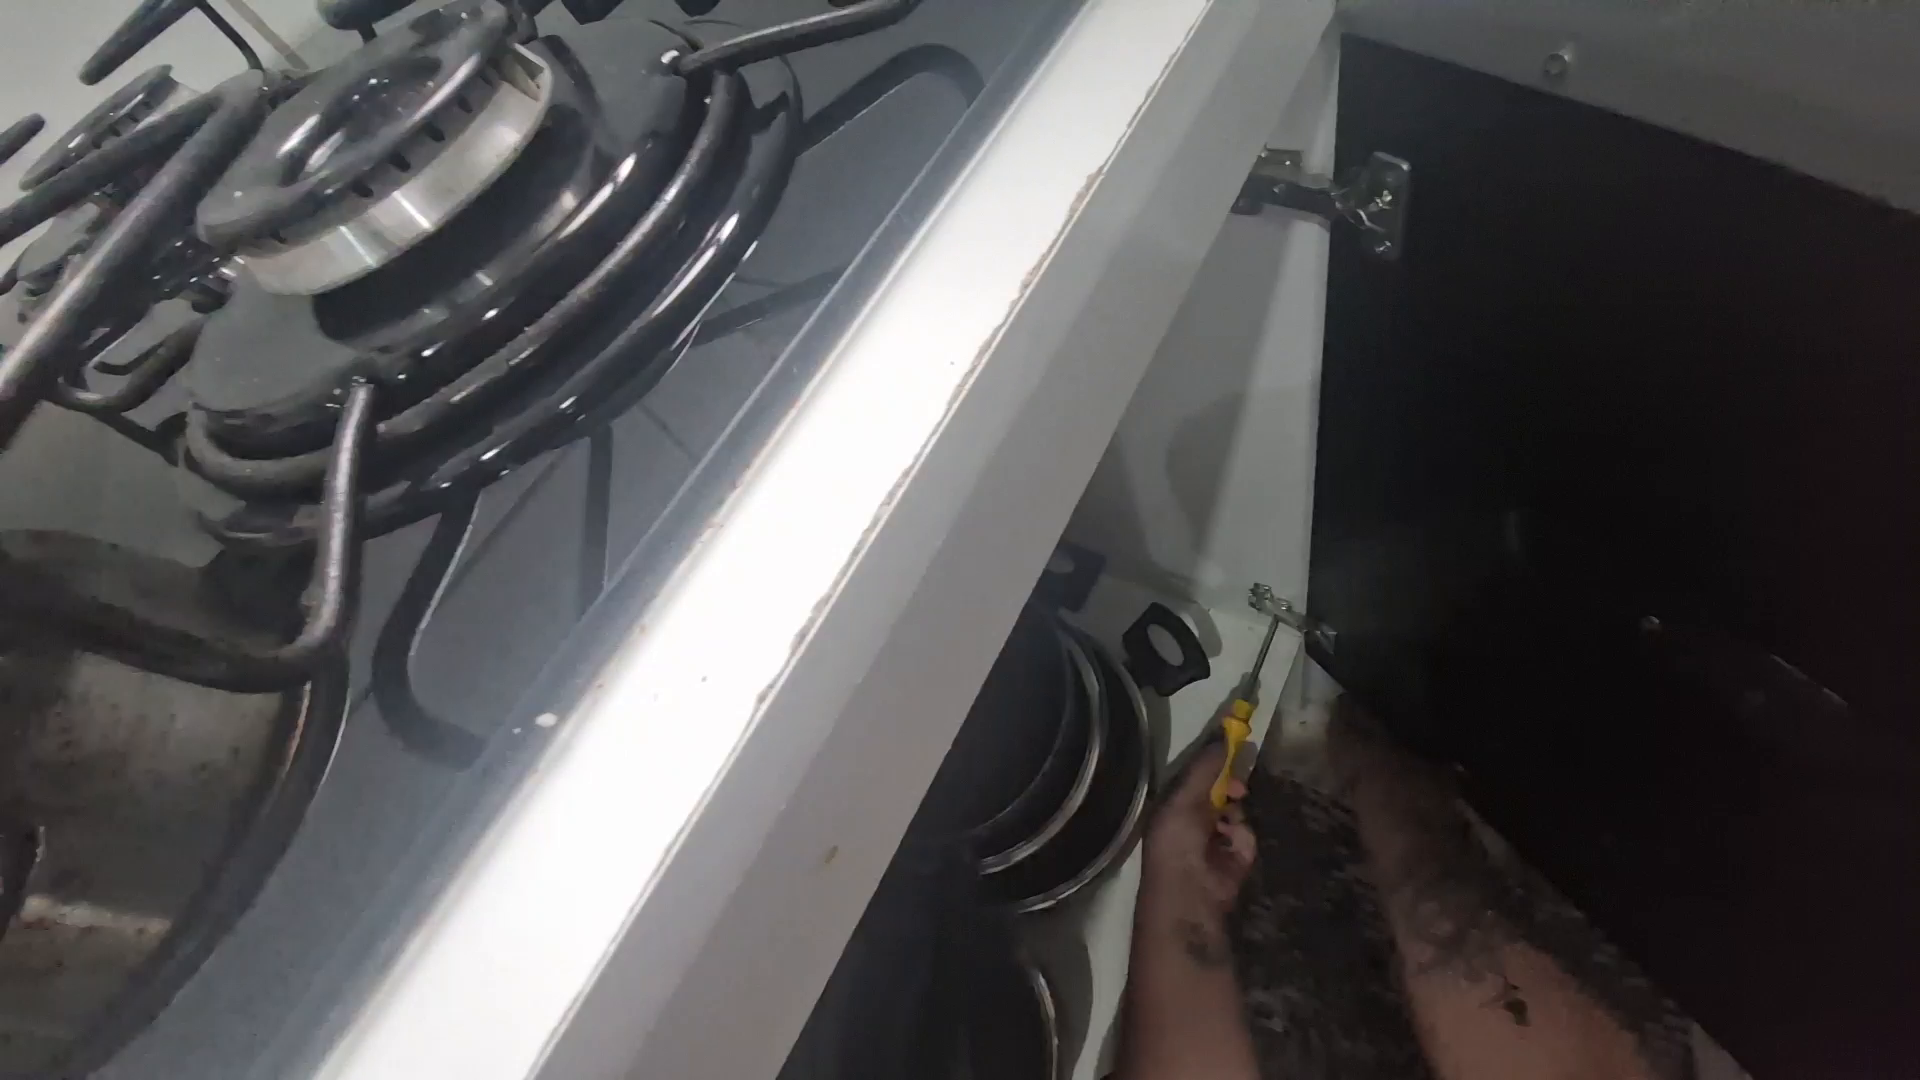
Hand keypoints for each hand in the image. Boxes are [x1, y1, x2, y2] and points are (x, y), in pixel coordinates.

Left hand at [1141, 743, 1256, 920]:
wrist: (1190, 894)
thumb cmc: (1177, 840)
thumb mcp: (1184, 799)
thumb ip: (1204, 769)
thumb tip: (1222, 737)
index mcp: (1173, 803)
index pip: (1196, 774)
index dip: (1213, 760)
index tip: (1234, 745)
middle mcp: (1192, 819)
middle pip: (1218, 791)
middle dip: (1230, 786)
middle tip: (1239, 786)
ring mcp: (1215, 839)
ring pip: (1235, 812)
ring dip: (1235, 814)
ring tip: (1229, 824)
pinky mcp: (1236, 858)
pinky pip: (1246, 836)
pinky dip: (1243, 839)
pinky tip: (1233, 846)